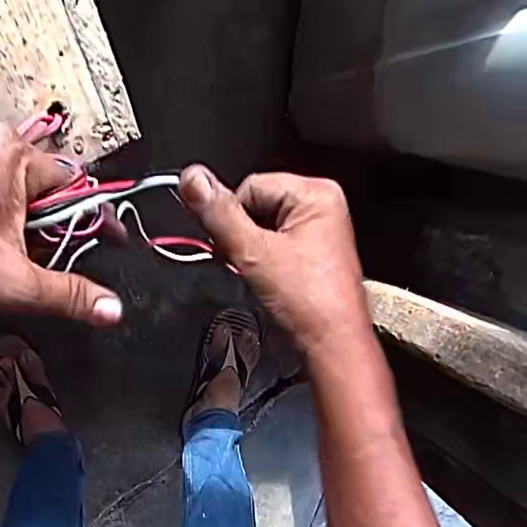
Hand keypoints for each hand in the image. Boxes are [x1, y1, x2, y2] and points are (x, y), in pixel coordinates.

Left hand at [0, 120, 121, 325]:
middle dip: (50, 224)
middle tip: (40, 261)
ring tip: (5, 255)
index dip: (92, 219)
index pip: (74, 183)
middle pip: (42, 184)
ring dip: (20, 221)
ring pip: (10, 186)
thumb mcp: (17, 282)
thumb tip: (113, 310)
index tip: (106, 244)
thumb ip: (72, 295)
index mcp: (10, 152)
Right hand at [179, 166, 370, 351]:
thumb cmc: (314, 305)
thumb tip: (193, 180)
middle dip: (244, 240)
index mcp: (316, 195)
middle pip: (256, 209)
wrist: (332, 346)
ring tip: (267, 280)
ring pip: (263, 233)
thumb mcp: (255, 254)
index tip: (230, 245)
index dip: (232, 219)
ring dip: (253, 257)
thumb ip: (220, 215)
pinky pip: (275, 252)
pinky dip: (265, 268)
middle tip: (252, 267)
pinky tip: (274, 286)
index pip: (249, 186)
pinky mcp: (312, 260)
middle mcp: (322, 210)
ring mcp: (319, 236)